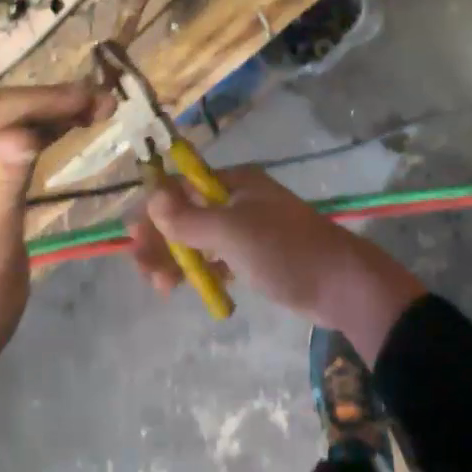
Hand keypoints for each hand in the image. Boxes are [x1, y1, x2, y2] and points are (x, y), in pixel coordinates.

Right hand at [130, 168, 425, 361]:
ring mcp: (247, 229)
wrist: (340, 284)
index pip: (183, 186)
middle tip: (142, 269)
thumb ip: (189, 218)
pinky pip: (216, 258)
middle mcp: (238, 199)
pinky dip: (198, 270)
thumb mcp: (232, 232)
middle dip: (161, 238)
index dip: (155, 207)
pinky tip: (183, 288)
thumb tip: (151, 194)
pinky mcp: (254, 257)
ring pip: (199, 239)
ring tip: (160, 288)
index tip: (132, 235)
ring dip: (175, 258)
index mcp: (235, 183)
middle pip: (187, 213)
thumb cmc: (285, 250)